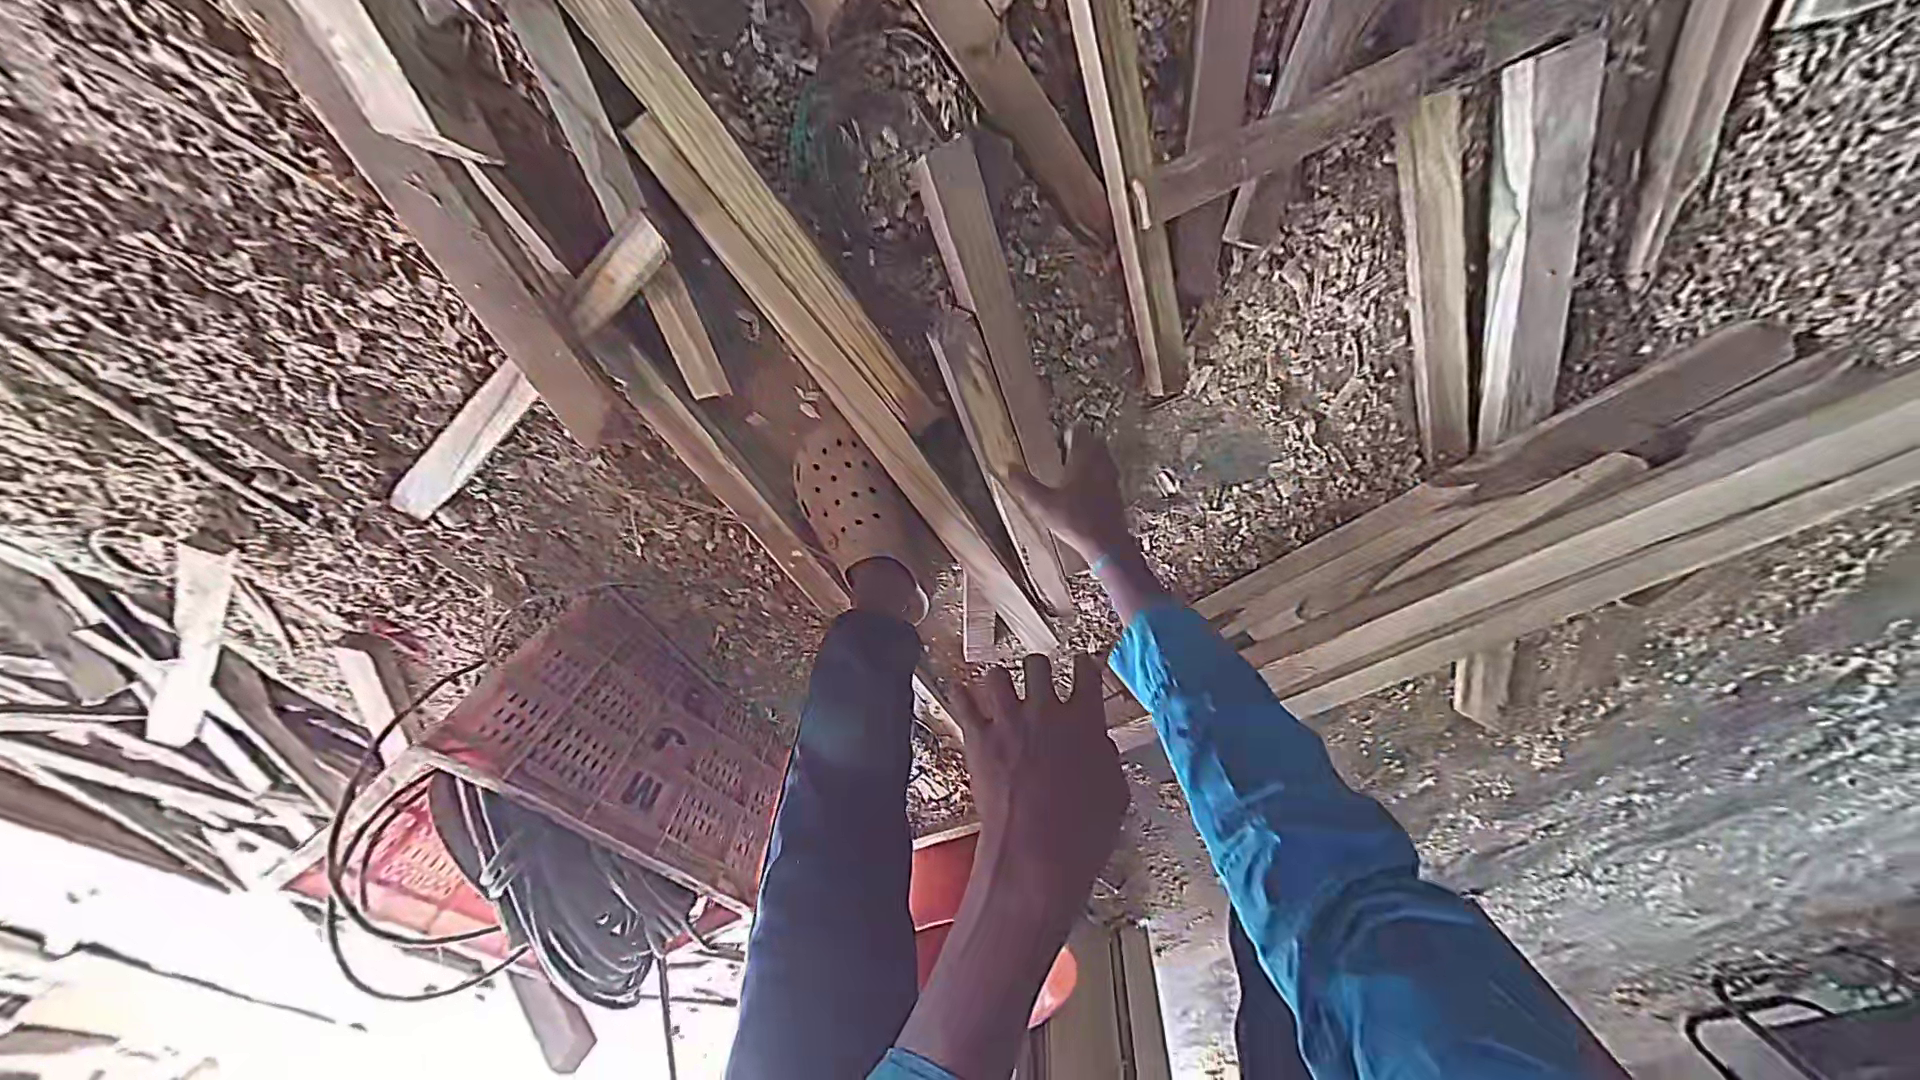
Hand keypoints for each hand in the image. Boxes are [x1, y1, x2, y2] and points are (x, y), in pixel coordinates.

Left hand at [952, 654, 1127, 919]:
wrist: (1038, 853)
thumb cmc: (1082, 833)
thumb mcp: (1114, 794)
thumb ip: (1107, 759)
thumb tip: (1100, 745)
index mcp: (1084, 721)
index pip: (1086, 674)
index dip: (1084, 664)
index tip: (1081, 661)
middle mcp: (1046, 711)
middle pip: (1038, 665)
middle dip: (1038, 667)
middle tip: (1038, 675)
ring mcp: (1009, 722)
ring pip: (997, 675)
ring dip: (1000, 680)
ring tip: (1000, 687)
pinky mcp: (979, 739)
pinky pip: (963, 703)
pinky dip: (961, 696)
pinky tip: (959, 691)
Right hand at [1010, 426, 1171, 624]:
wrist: (1107, 545)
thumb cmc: (1077, 522)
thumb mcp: (1042, 504)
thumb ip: (1025, 484)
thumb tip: (1009, 468)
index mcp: (1084, 459)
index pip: (1079, 431)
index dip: (1067, 432)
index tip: (1057, 439)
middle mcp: (1101, 464)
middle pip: (1094, 441)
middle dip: (1080, 443)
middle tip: (1064, 452)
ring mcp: (1112, 479)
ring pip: (1102, 458)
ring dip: (1089, 459)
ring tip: (1072, 471)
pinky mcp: (1116, 495)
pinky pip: (1107, 476)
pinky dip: (1096, 477)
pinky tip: (1084, 492)